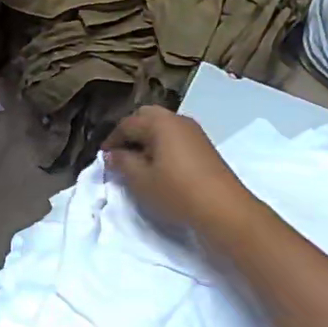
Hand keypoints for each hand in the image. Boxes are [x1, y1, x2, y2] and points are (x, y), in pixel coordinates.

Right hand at [103, 107, 260, 234]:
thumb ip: (123, 162)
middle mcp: (178, 119)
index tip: (103, 159)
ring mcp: (194, 132)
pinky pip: (176, 137)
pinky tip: (160, 167)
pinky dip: (163, 146)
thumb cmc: (177, 192)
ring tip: (138, 164)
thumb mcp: (141, 180)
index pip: (127, 123)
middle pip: (147, 118)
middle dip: (130, 133)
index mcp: (160, 122)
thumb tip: (113, 153)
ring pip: (163, 127)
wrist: (224, 208)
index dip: (112, 140)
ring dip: (148, 139)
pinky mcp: (204, 146)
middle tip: (120, 156)